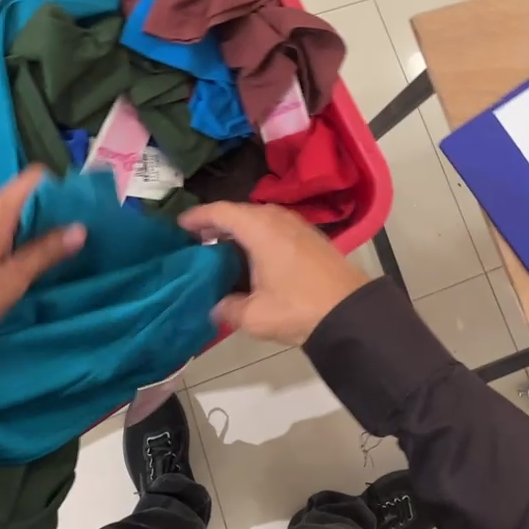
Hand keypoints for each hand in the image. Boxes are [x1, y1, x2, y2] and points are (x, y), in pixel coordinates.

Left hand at [0, 167, 84, 342]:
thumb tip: (80, 228)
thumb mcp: (12, 280)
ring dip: (23, 228)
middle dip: (44, 213)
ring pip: (3, 214)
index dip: (58, 187)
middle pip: (20, 197)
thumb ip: (46, 251)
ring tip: (40, 254)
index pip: (34, 176)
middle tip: (64, 237)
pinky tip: (7, 263)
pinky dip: (3, 237)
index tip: (75, 209)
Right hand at [178, 202, 368, 346]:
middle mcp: (276, 218)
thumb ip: (227, 308)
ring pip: (257, 218)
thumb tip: (216, 304)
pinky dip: (255, 234)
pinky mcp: (308, 236)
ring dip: (237, 229)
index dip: (197, 216)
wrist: (350, 312)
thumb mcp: (255, 316)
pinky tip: (249, 255)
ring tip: (217, 248)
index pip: (220, 212)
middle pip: (238, 212)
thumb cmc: (298, 308)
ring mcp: (295, 224)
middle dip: (215, 223)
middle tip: (193, 240)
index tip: (178, 225)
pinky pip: (272, 226)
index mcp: (259, 228)